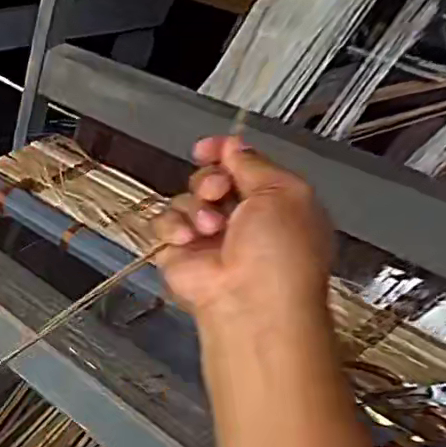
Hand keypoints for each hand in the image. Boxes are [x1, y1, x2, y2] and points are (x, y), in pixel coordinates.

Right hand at [151, 135, 334, 326]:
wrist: (249, 301)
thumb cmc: (280, 254)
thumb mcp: (282, 191)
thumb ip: (253, 163)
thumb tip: (233, 146)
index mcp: (271, 203)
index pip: (241, 166)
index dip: (223, 152)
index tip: (209, 148)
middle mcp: (238, 221)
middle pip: (208, 179)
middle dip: (210, 180)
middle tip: (218, 192)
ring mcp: (205, 239)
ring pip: (184, 200)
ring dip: (195, 205)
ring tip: (210, 226)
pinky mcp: (177, 255)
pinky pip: (163, 224)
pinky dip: (172, 226)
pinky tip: (188, 238)